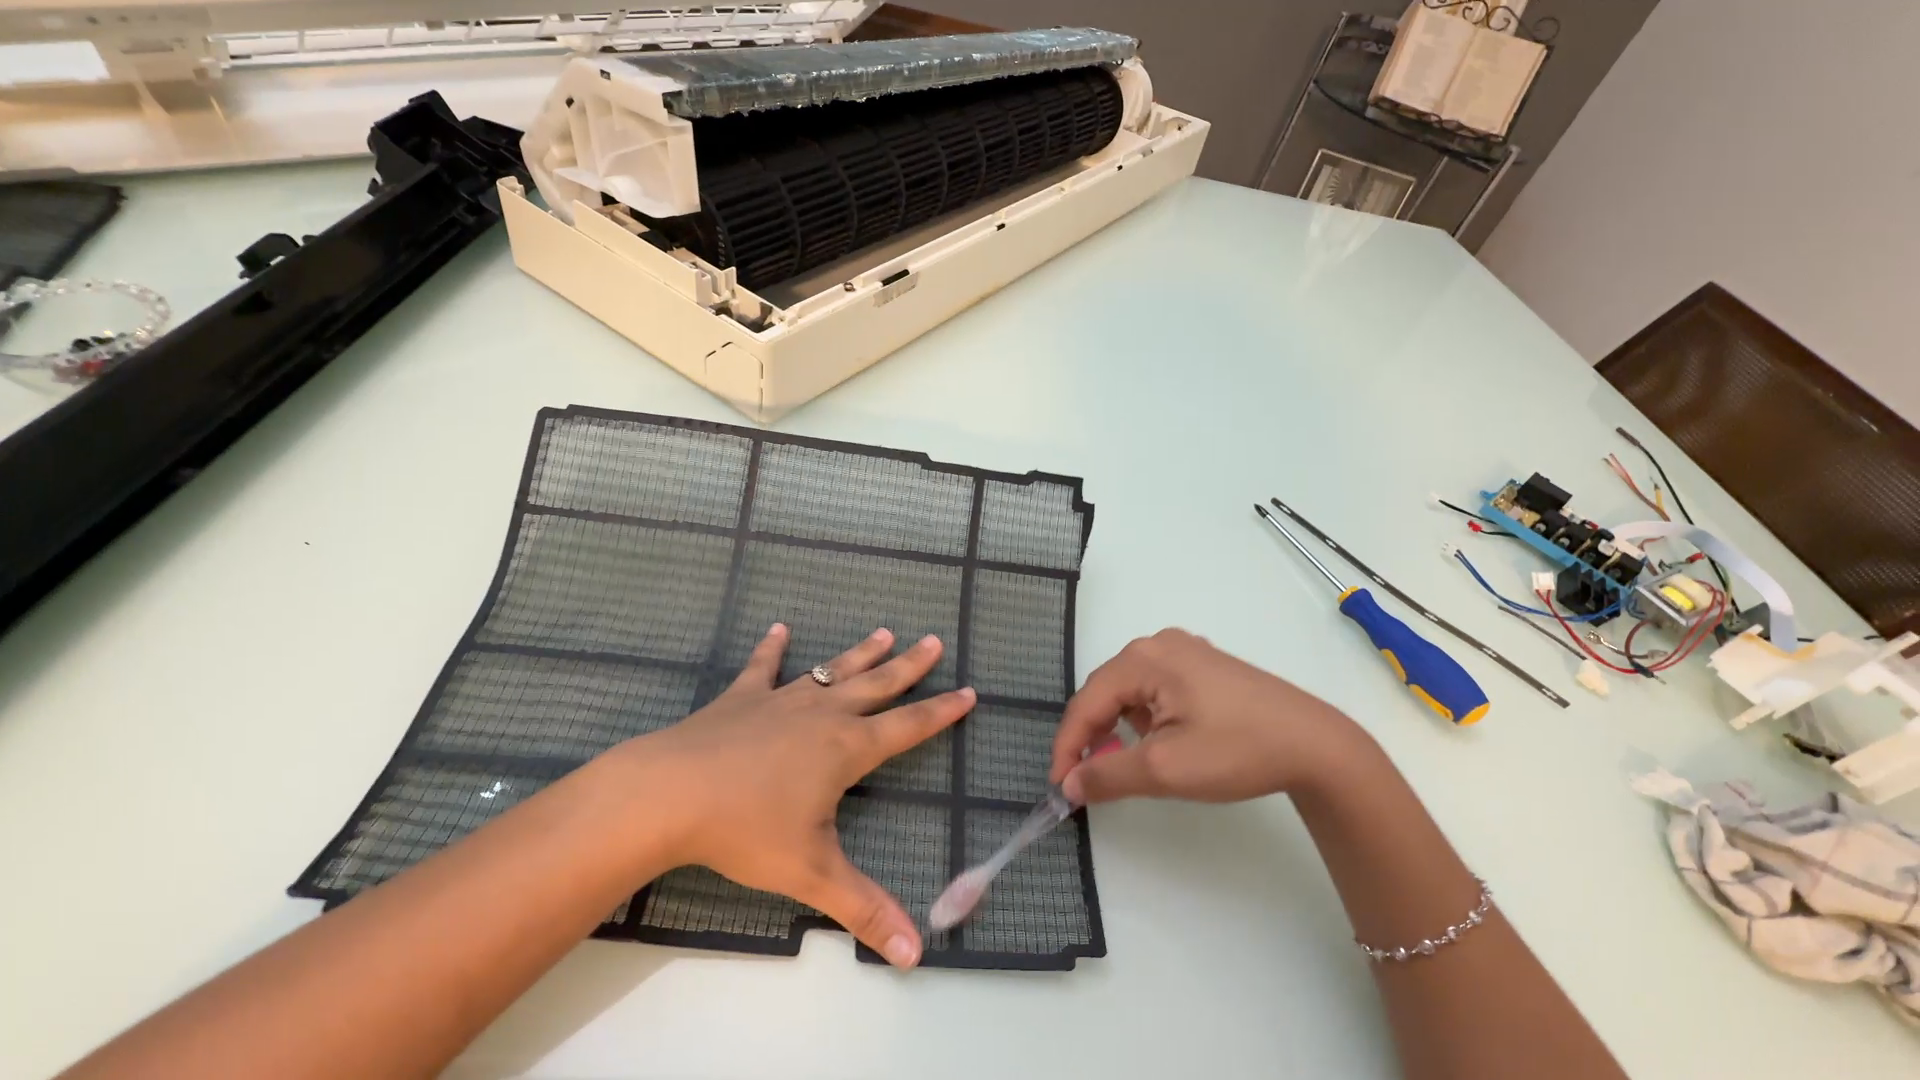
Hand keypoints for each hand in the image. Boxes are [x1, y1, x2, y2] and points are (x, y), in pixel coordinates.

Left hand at [613, 624, 972, 968]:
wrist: (669, 794)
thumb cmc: (746, 830)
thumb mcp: (812, 874)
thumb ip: (864, 910)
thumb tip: (915, 956)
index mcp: (846, 749)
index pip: (907, 727)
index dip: (941, 713)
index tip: (968, 691)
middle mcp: (821, 715)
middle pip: (876, 686)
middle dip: (909, 666)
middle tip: (933, 641)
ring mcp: (780, 701)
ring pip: (831, 671)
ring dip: (859, 653)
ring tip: (885, 632)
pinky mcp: (740, 698)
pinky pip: (762, 667)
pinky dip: (772, 648)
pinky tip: (780, 629)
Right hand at [1049, 628, 1370, 804]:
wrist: (1316, 745)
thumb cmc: (1237, 751)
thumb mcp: (1165, 770)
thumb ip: (1107, 775)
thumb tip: (1068, 784)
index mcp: (1144, 659)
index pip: (1086, 703)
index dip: (1067, 747)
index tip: (1060, 788)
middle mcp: (1159, 644)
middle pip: (1105, 692)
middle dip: (1090, 737)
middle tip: (1087, 779)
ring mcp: (1186, 652)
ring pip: (1129, 691)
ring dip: (1117, 728)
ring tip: (1122, 764)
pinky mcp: (1205, 666)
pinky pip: (1155, 689)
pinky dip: (1144, 718)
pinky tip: (1158, 743)